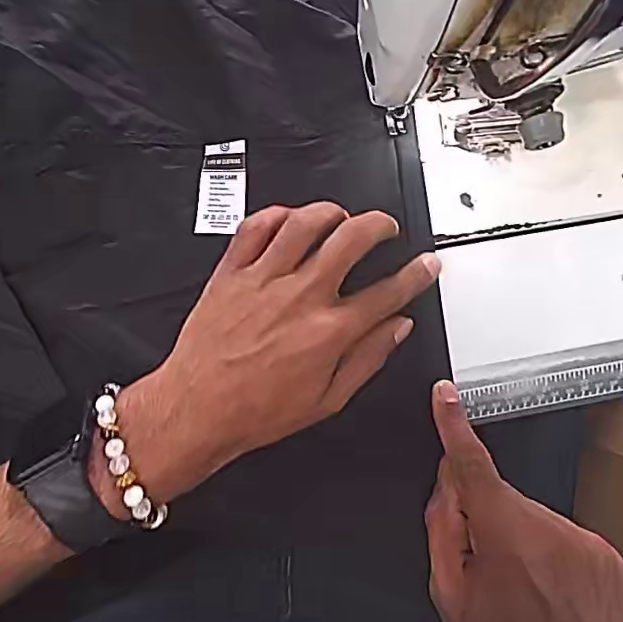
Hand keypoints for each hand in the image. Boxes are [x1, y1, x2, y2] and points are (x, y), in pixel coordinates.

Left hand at [95, 203, 441, 511]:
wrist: (197, 409)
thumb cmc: (255, 410)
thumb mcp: (327, 399)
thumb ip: (368, 358)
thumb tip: (396, 329)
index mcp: (328, 332)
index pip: (387, 292)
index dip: (416, 274)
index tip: (424, 265)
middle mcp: (299, 298)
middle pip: (352, 239)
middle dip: (380, 225)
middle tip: (386, 227)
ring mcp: (264, 280)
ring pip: (305, 223)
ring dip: (332, 211)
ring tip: (341, 216)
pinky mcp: (232, 273)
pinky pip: (256, 227)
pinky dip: (277, 214)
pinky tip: (289, 219)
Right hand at [425, 381, 622, 621]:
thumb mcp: (449, 597)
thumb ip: (442, 526)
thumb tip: (447, 483)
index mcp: (504, 539)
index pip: (473, 464)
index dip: (455, 426)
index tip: (445, 396)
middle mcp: (551, 531)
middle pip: (501, 494)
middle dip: (485, 516)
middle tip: (484, 568)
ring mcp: (584, 541)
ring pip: (531, 514)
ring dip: (518, 537)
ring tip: (521, 591)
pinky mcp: (606, 553)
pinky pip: (560, 532)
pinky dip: (547, 551)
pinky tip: (548, 592)